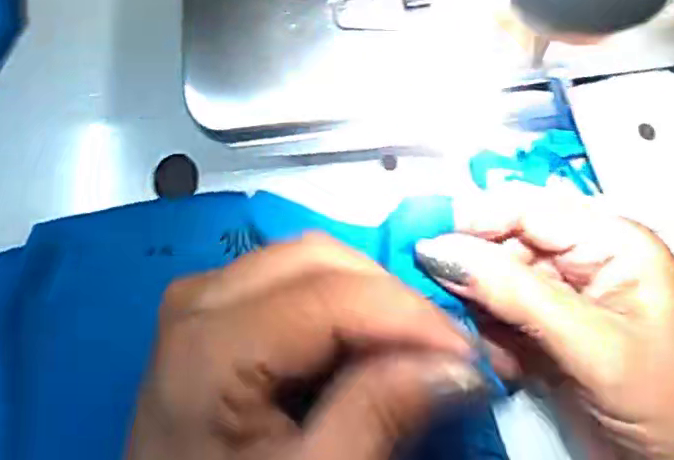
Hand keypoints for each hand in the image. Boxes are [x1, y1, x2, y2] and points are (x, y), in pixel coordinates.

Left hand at [125, 234, 491, 459]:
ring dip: (368, 293)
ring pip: (304, 259)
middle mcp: (199, 294)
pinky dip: (336, 299)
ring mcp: (200, 293)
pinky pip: (285, 276)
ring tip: (420, 347)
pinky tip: (368, 339)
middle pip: (316, 259)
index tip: (474, 356)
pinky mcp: (208, 305)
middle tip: (453, 353)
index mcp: (210, 342)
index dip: (408, 315)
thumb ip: (379, 416)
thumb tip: (460, 365)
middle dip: (391, 297)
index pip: (328, 294)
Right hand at [413, 186, 673, 459]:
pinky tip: (491, 361)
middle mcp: (584, 260)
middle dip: (469, 271)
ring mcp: (568, 302)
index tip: (420, 240)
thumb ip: (516, 293)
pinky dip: (488, 338)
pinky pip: (503, 320)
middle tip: (435, 300)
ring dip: (476, 309)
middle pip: (502, 243)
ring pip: (495, 283)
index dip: (470, 219)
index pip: (522, 207)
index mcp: (609, 241)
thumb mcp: (599, 349)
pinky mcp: (556, 340)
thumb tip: (439, 249)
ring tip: (471, 340)